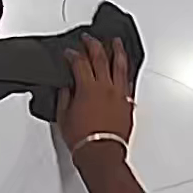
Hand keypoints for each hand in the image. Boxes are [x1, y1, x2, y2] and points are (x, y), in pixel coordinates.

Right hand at [57, 34, 133, 164]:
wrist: (101, 153)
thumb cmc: (83, 139)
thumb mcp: (64, 116)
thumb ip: (65, 97)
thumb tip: (66, 88)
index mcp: (87, 88)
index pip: (79, 62)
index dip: (73, 54)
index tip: (69, 52)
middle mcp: (105, 87)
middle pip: (100, 57)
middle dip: (93, 44)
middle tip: (89, 38)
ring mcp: (119, 94)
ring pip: (120, 64)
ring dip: (116, 50)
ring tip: (115, 42)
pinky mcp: (127, 102)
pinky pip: (128, 81)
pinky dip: (125, 70)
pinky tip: (125, 67)